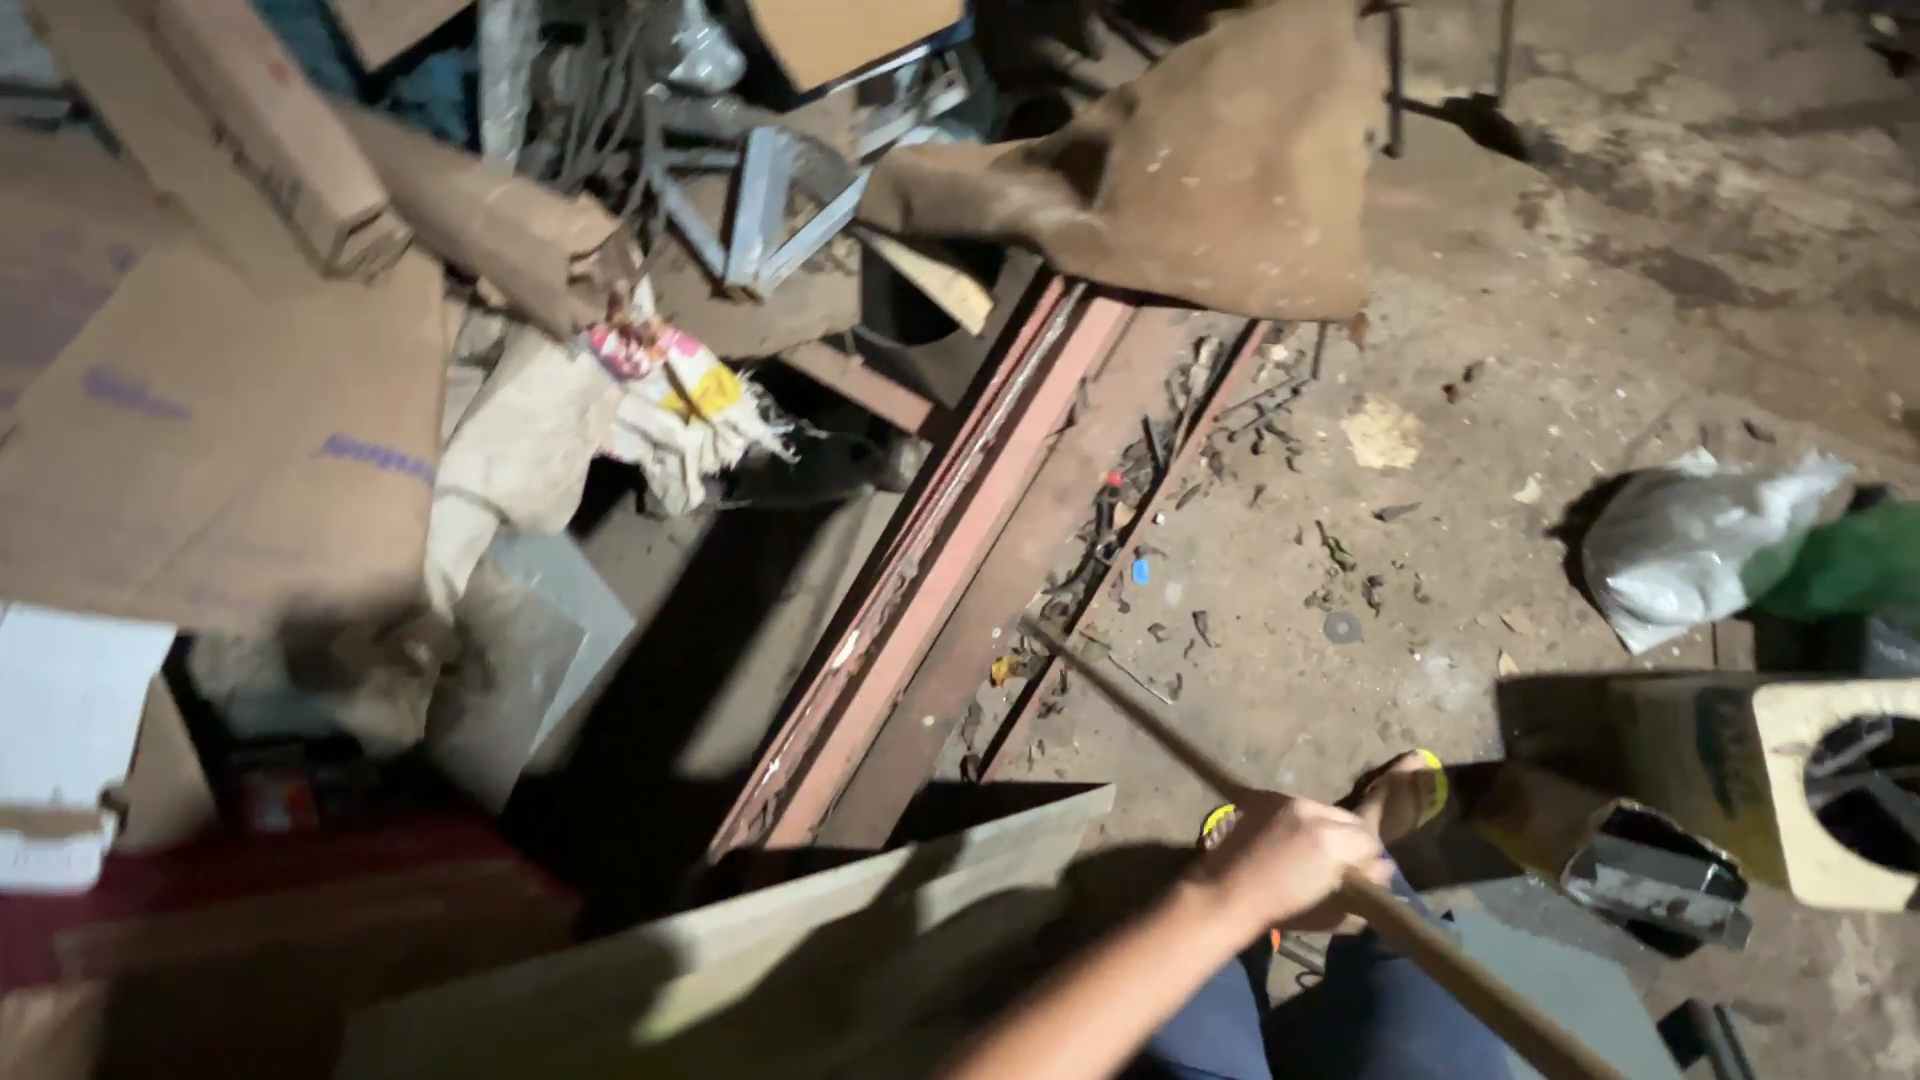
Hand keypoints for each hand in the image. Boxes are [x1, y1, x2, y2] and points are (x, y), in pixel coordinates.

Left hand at [1191, 793, 1393, 935]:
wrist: (1227, 891)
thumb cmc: (1282, 911)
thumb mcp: (1334, 911)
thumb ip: (1364, 888)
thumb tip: (1381, 872)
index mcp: (1330, 841)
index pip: (1370, 841)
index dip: (1371, 861)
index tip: (1364, 875)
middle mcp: (1310, 811)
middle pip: (1350, 820)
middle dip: (1353, 841)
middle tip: (1344, 863)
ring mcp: (1286, 800)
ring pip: (1325, 809)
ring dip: (1329, 827)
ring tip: (1318, 850)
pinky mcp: (1267, 797)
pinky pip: (1300, 804)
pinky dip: (1305, 819)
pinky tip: (1295, 838)